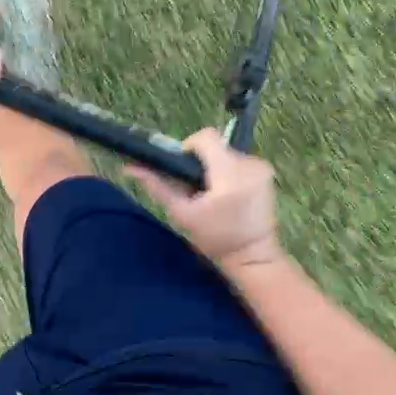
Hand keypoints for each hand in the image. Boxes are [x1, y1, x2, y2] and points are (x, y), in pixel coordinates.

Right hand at [129, 128, 281, 267]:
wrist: (252, 256)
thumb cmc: (214, 237)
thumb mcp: (181, 213)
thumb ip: (157, 185)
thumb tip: (129, 167)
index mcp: (230, 174)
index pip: (206, 138)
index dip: (190, 147)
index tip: (185, 169)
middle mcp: (249, 165)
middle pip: (215, 145)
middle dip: (201, 161)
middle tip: (196, 186)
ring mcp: (261, 168)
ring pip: (225, 152)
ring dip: (214, 166)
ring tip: (212, 192)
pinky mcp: (266, 172)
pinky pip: (238, 160)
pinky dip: (228, 171)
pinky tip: (227, 193)